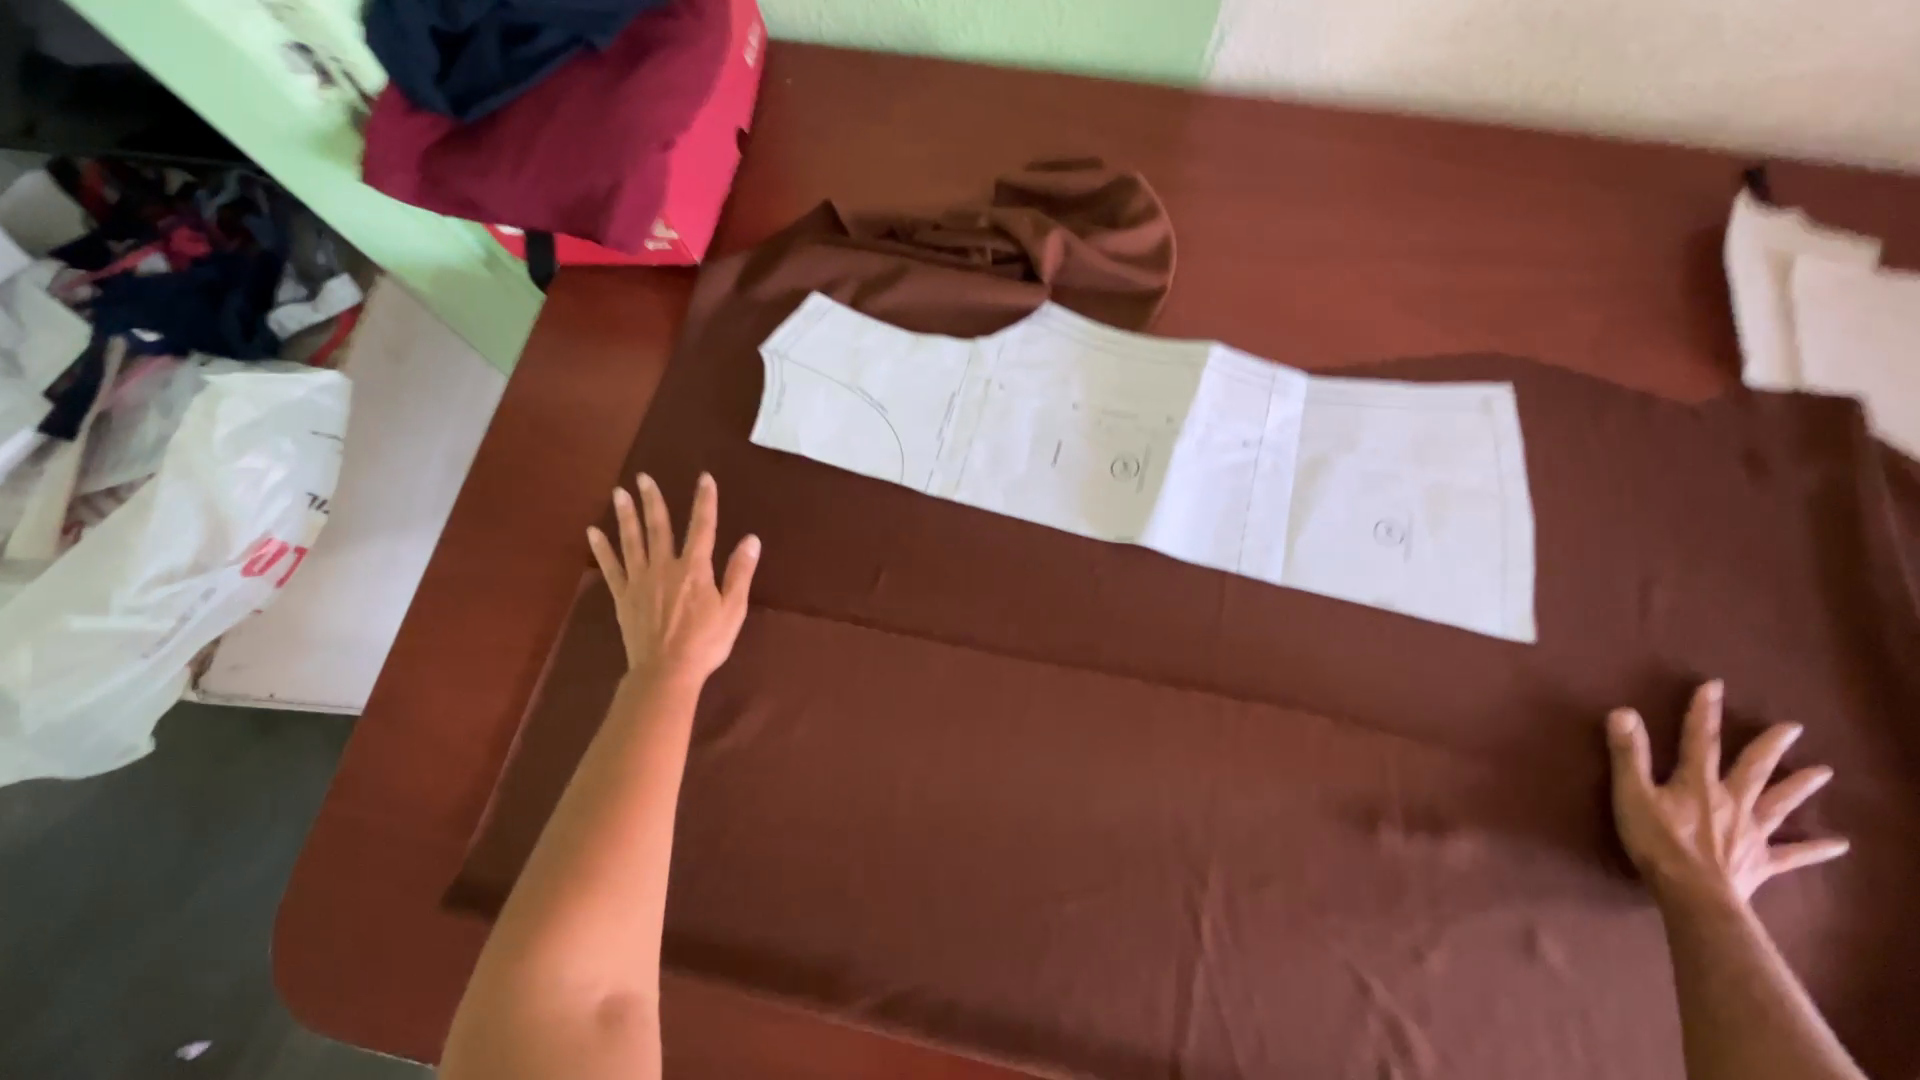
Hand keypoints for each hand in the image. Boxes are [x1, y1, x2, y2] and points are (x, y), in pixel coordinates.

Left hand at [586, 472, 760, 681]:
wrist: (667, 670)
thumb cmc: (706, 642)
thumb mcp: (733, 609)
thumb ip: (740, 572)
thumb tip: (751, 539)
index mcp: (695, 569)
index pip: (702, 527)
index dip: (705, 501)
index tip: (704, 479)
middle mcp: (665, 567)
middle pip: (659, 527)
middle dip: (653, 500)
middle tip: (644, 477)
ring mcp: (640, 580)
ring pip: (632, 540)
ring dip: (626, 515)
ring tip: (620, 492)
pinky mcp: (623, 596)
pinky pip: (610, 567)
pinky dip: (602, 549)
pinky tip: (592, 532)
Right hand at [1606, 680, 1846, 910]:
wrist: (1694, 893)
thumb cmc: (1657, 842)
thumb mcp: (1632, 794)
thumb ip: (1629, 754)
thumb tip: (1624, 712)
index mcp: (1699, 783)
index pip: (1700, 740)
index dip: (1704, 712)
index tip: (1714, 687)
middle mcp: (1732, 801)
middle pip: (1754, 768)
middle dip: (1770, 746)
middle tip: (1792, 728)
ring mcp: (1751, 831)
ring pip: (1780, 804)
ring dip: (1800, 787)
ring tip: (1824, 773)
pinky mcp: (1760, 860)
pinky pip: (1792, 854)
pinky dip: (1815, 849)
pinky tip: (1839, 845)